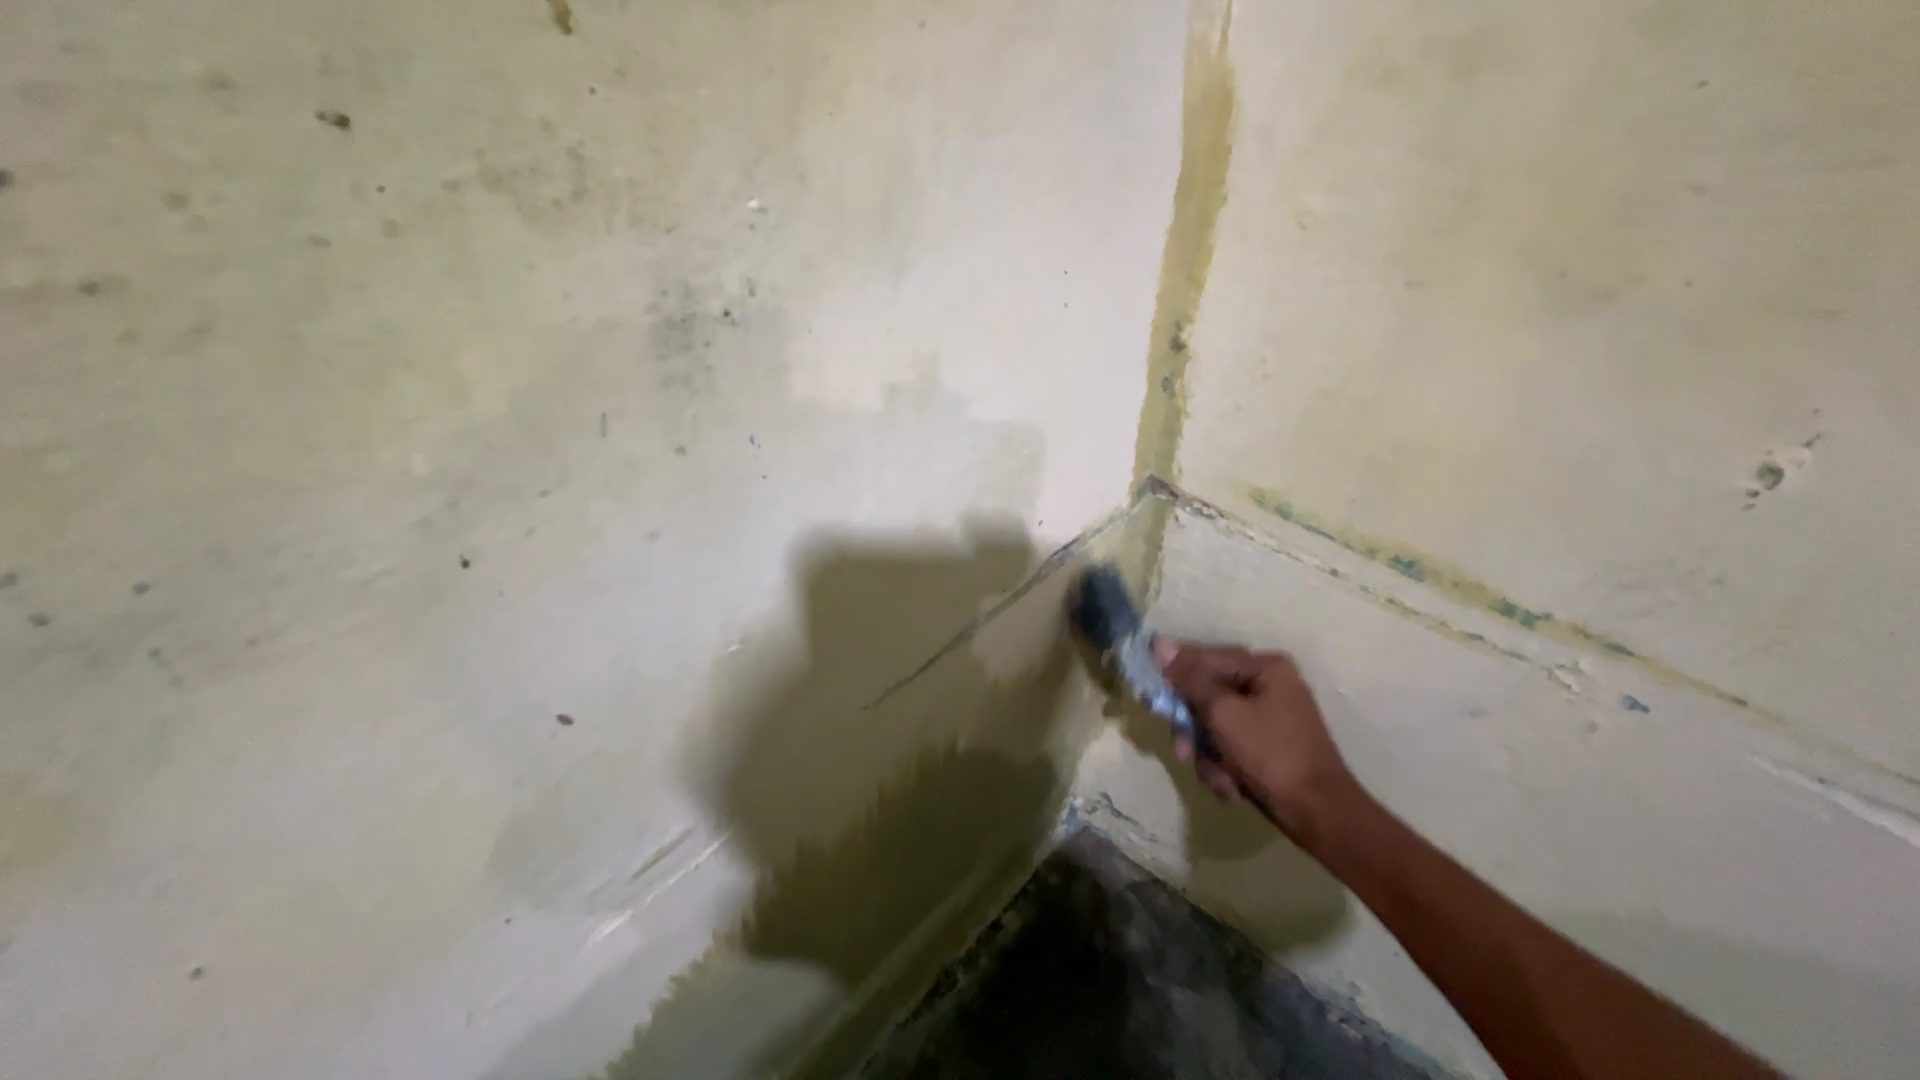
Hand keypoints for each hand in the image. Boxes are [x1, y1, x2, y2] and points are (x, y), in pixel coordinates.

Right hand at [1154, 639, 1358, 834]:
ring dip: (1208, 754)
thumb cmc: (1270, 754)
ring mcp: (1270, 718)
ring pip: (1214, 726)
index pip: (1205, 659)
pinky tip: (1232, 785)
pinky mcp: (1267, 746)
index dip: (1175, 675)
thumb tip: (1159, 644)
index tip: (1151, 694)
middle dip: (1194, 730)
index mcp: (1265, 668)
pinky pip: (1230, 746)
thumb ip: (1189, 679)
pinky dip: (1224, 766)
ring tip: (1219, 777)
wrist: (1317, 812)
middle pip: (1207, 696)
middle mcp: (1269, 686)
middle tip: (1183, 751)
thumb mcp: (1223, 713)